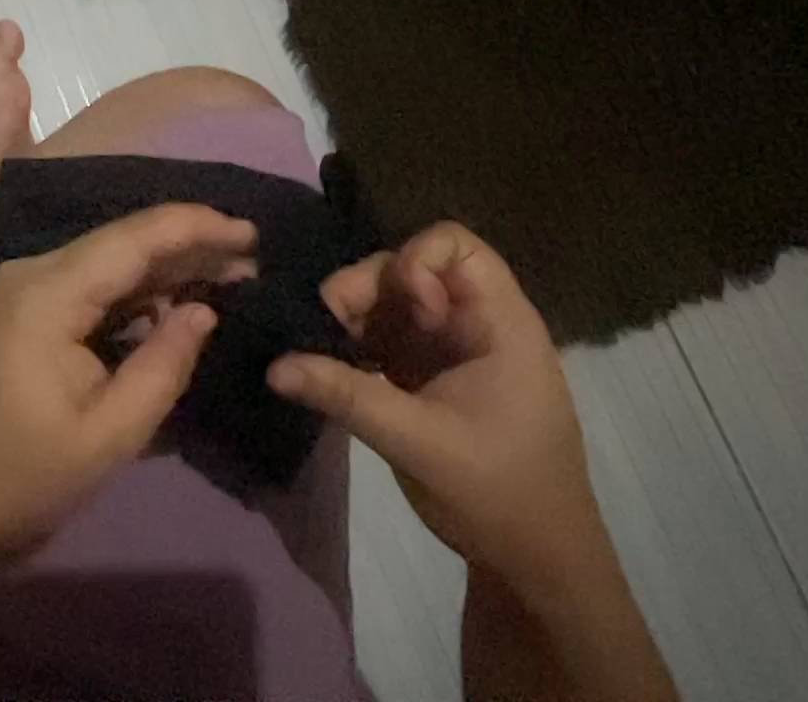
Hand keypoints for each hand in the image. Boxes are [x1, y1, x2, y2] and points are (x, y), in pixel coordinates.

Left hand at [0, 204, 257, 548]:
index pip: (134, 237)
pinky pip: (87, 288)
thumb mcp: (106, 435)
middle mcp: (31, 274)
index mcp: (47, 293)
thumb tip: (205, 309)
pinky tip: (174, 305)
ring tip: (230, 278)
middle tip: (253, 261)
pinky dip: (134, 294)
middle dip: (188, 246)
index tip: (253, 231)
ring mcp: (21, 291)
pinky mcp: (21, 314)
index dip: (196, 226)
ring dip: (164, 269)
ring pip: (106, 262)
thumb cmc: (16, 479)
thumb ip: (163, 366)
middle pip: (121, 241)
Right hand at [267, 222, 605, 582]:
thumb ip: (344, 395)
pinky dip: (353, 343)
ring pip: (390, 302)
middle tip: (326, 326)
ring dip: (351, 316)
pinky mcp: (426, 373)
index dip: (415, 264)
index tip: (403, 316)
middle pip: (409, 270)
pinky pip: (383, 336)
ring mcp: (447, 347)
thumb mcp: (417, 441)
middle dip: (364, 290)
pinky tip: (329, 367)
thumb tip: (274, 365)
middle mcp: (472, 322)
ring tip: (321, 350)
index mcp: (498, 323)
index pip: (454, 246)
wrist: (533, 561)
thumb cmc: (496, 493)